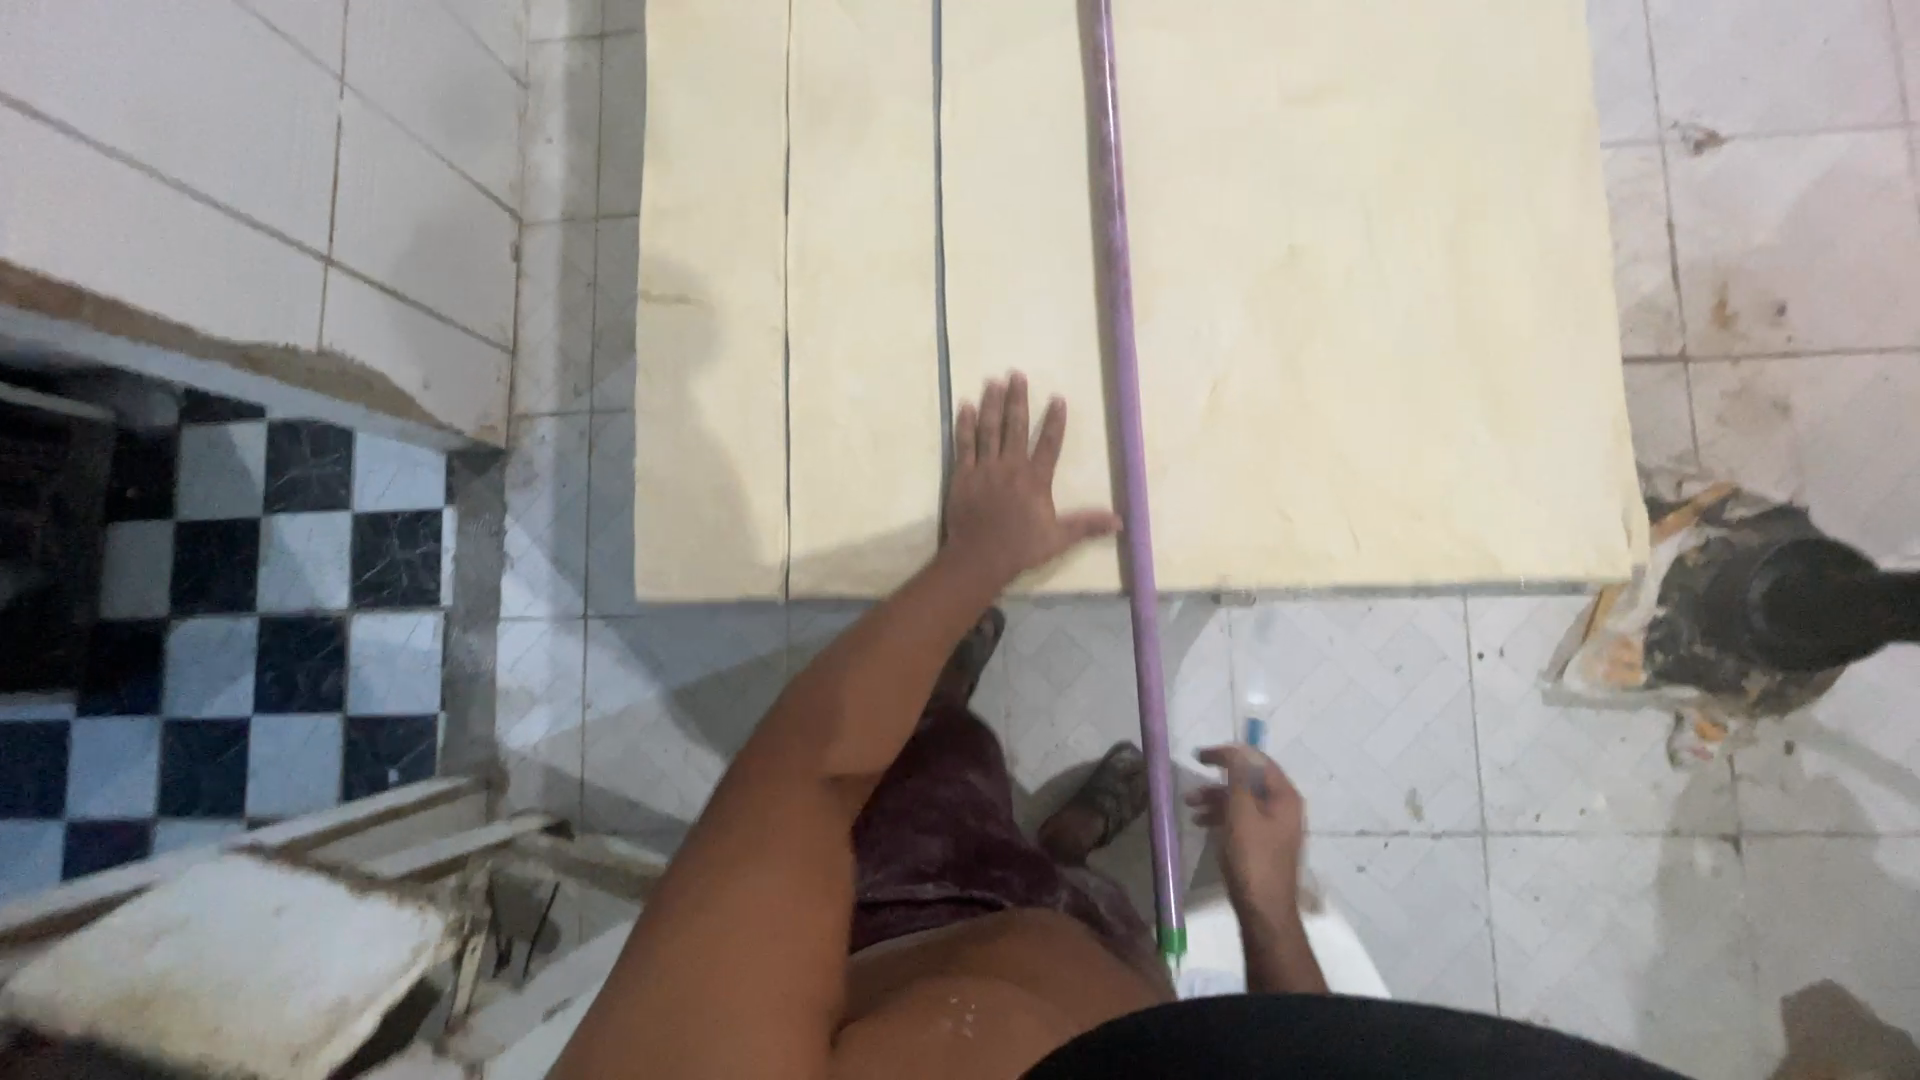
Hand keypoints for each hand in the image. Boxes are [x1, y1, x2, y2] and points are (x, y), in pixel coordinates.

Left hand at [945, 372, 1120, 584]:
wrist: (979, 558)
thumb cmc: (1020, 549)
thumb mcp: (1058, 539)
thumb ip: (1087, 525)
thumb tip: (1120, 521)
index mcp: (1035, 480)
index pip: (1048, 444)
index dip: (1054, 421)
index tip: (1057, 398)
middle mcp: (1010, 468)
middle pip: (1015, 427)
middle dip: (1017, 400)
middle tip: (1016, 375)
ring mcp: (984, 469)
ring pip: (988, 429)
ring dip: (991, 404)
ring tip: (993, 381)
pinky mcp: (962, 475)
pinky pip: (964, 444)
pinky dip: (965, 425)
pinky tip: (965, 406)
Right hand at [1188, 745, 1306, 923]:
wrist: (1264, 910)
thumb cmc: (1252, 857)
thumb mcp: (1241, 812)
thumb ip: (1238, 777)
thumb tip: (1236, 750)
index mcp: (1285, 796)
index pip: (1257, 761)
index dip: (1229, 754)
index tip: (1200, 757)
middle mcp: (1284, 807)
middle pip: (1249, 780)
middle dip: (1219, 779)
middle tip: (1193, 781)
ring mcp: (1275, 826)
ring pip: (1243, 800)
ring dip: (1216, 798)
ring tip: (1191, 804)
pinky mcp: (1264, 843)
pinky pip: (1242, 818)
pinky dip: (1222, 815)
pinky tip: (1202, 822)